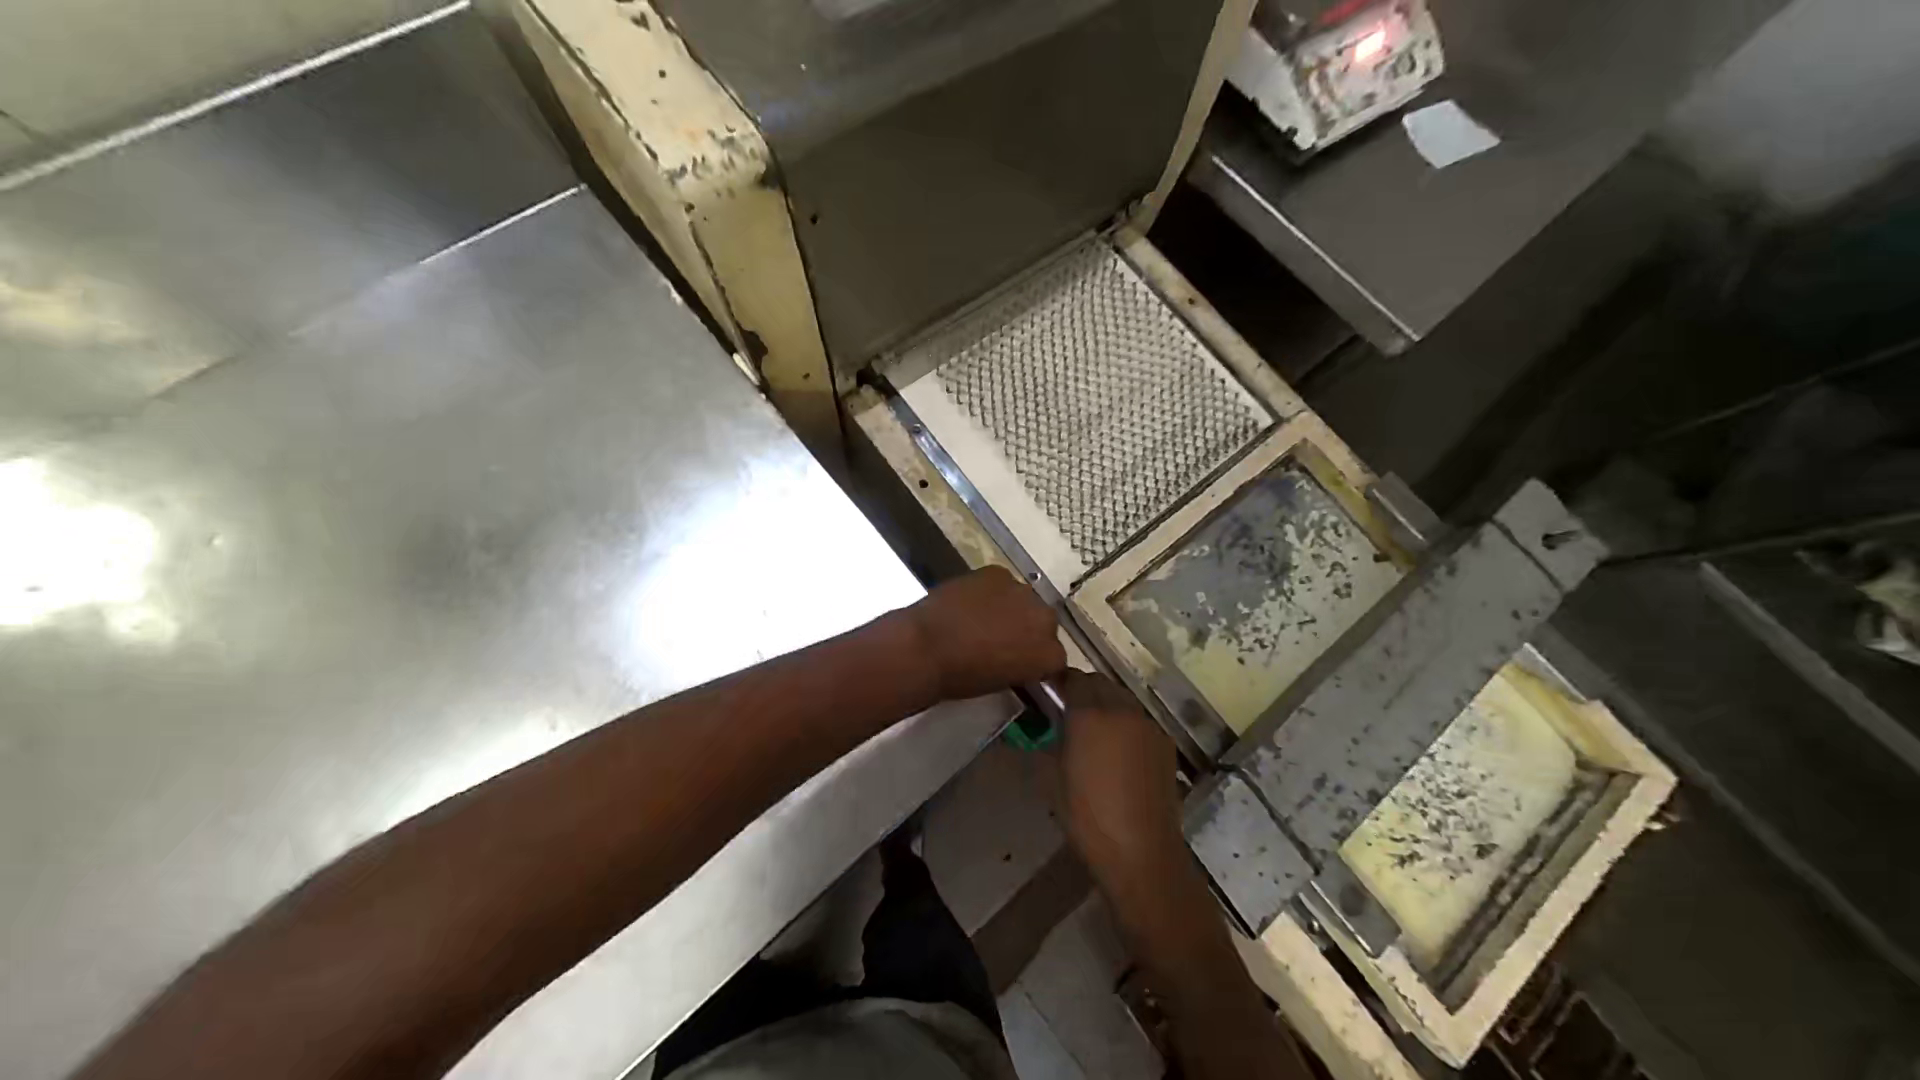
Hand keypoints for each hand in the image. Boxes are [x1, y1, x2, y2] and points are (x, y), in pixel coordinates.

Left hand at [906, 567, 1064, 699]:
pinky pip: (1001, 582)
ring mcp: (1023, 592)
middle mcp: (1046, 620)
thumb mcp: (1001, 681)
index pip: (1054, 656)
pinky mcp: (999, 573)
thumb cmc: (961, 677)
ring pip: (1024, 600)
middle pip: (1044, 623)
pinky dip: (991, 590)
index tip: (1019, 661)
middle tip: (1002, 638)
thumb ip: (1021, 666)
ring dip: (1012, 607)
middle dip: (1028, 629)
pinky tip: (971, 600)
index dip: (1035, 657)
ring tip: (984, 617)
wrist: (927, 647)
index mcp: (1050, 655)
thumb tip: (1016, 658)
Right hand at [1057, 672, 1183, 880]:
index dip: (1061, 683)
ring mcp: (1149, 726)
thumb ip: (1053, 739)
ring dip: (1108, 706)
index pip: (1075, 678)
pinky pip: (1140, 722)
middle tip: (1070, 714)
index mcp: (1090, 714)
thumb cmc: (1088, 816)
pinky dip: (1127, 726)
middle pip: (1101, 683)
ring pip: (1123, 700)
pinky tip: (1120, 754)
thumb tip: (1054, 724)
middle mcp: (1122, 710)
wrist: (1141, 851)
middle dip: (1085, 691)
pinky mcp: (1166, 744)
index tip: (1051, 696)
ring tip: (1096, 735)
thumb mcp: (1053, 777)